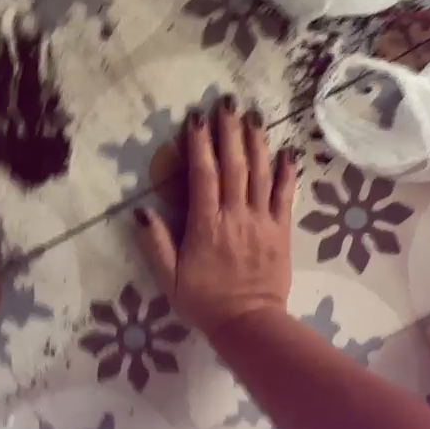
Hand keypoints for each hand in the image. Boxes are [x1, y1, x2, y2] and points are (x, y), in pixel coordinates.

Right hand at [134, 97, 297, 336]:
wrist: (250, 327)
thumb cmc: (204, 301)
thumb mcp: (169, 278)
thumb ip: (155, 243)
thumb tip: (141, 209)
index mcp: (206, 224)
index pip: (203, 175)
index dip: (200, 144)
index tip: (196, 117)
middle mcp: (236, 216)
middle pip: (234, 165)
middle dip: (230, 131)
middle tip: (227, 102)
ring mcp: (262, 222)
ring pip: (261, 174)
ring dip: (257, 142)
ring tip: (254, 116)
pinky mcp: (281, 231)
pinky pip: (285, 196)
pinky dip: (287, 172)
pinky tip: (288, 152)